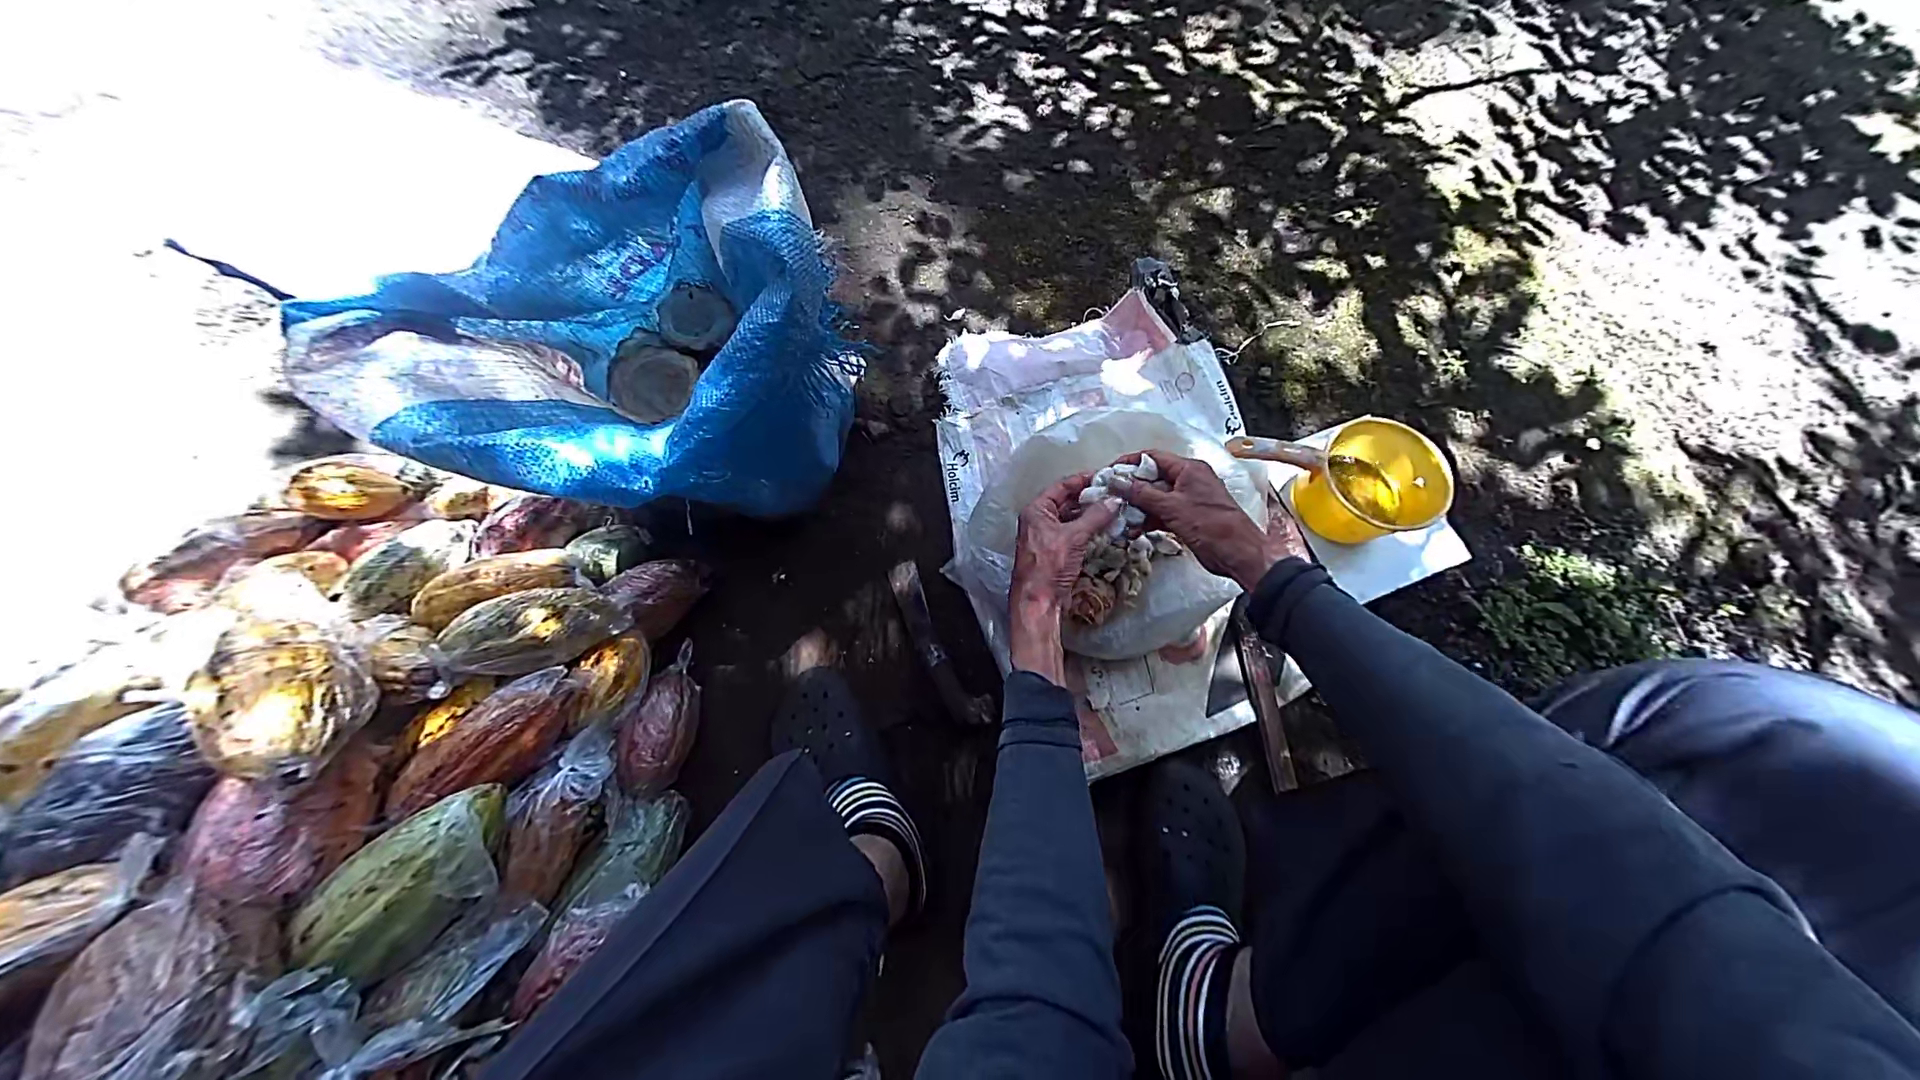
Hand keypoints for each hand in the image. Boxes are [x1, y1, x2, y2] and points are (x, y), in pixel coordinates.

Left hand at [1008, 473, 1120, 681]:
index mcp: (1036, 511)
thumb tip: (1114, 500)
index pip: (1061, 487)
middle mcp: (1039, 521)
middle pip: (1067, 502)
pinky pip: (1075, 534)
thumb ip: (1095, 516)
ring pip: (1073, 519)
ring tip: (1114, 509)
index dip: (1082, 480)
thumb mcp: (1074, 536)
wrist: (1039, 600)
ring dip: (1092, 515)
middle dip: (1090, 498)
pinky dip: (1090, 530)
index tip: (1103, 476)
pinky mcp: (1056, 552)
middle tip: (1113, 494)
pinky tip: (1106, 529)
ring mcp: (1047, 537)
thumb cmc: (1048, 566)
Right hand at [1109, 451, 1310, 590]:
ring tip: (1120, 518)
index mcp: (1189, 469)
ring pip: (1155, 498)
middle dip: (1131, 488)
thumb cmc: (1212, 526)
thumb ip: (1142, 494)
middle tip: (1110, 497)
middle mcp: (1189, 481)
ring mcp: (1188, 500)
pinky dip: (1148, 520)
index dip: (1130, 463)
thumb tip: (1116, 480)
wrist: (1239, 554)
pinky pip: (1161, 514)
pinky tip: (1134, 531)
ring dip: (1137, 508)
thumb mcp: (1172, 507)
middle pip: (1152, 478)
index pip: (1153, 457)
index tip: (1110, 472)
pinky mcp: (1187, 518)